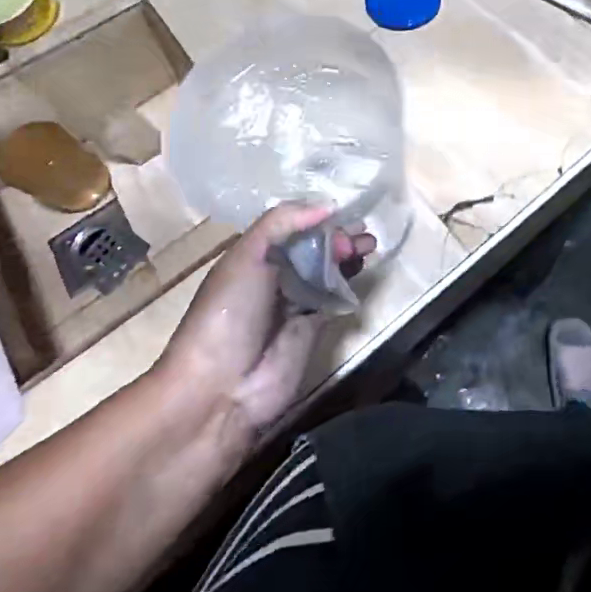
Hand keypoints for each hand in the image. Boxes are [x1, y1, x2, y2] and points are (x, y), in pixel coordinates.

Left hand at [154, 203, 375, 431]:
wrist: (222, 385)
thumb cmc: (229, 312)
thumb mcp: (247, 255)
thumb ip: (282, 222)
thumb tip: (328, 206)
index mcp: (254, 256)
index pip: (292, 229)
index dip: (317, 220)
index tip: (341, 216)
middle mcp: (275, 276)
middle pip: (314, 249)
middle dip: (339, 237)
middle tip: (362, 235)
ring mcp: (295, 303)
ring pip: (327, 271)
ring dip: (348, 257)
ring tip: (368, 248)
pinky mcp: (313, 328)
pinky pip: (335, 299)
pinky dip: (349, 285)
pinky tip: (361, 274)